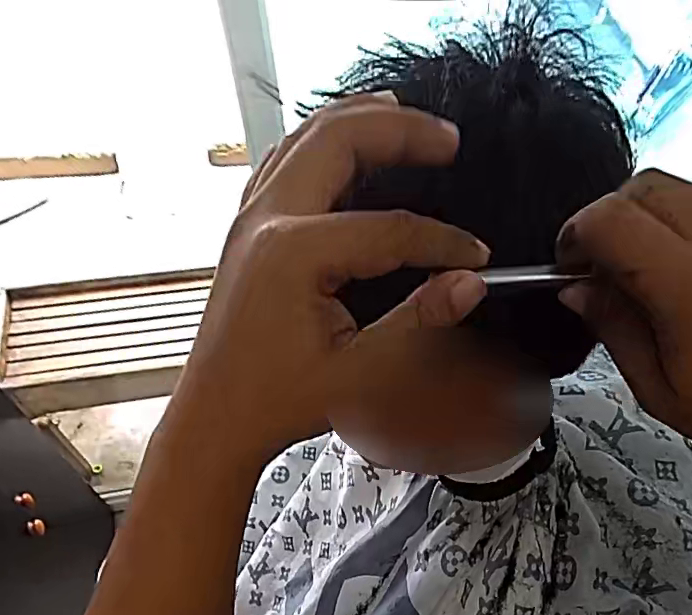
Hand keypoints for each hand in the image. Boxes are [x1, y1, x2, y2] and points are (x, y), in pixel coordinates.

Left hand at [172, 93, 490, 465]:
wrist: (218, 418)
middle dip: (400, 130)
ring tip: (401, 118)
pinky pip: (284, 165)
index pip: (390, 228)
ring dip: (356, 122)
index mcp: (293, 253)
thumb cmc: (274, 400)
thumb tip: (466, 286)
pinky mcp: (248, 235)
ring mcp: (250, 223)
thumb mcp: (358, 369)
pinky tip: (340, 151)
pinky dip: (321, 145)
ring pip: (304, 139)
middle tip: (446, 139)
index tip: (473, 257)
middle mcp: (266, 222)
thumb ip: (416, 320)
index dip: (441, 240)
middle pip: (338, 140)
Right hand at [554, 170, 691, 461]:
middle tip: (606, 269)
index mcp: (689, 280)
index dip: (575, 236)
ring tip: (657, 278)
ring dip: (654, 222)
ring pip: (687, 189)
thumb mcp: (661, 390)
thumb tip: (580, 292)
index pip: (608, 218)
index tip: (570, 263)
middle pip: (645, 186)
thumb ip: (615, 330)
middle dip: (611, 219)